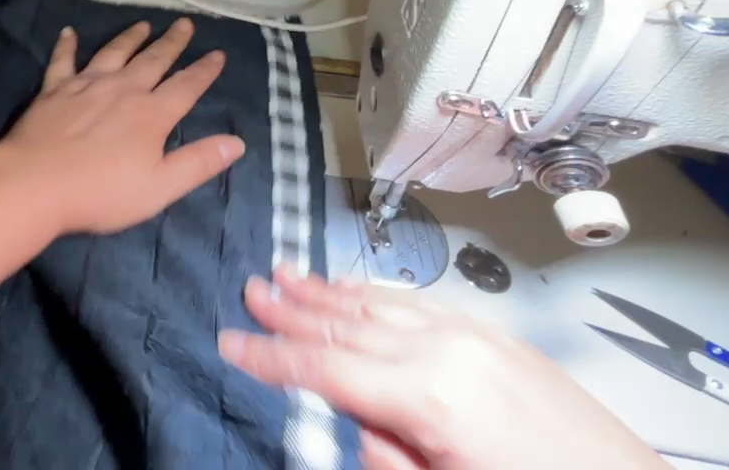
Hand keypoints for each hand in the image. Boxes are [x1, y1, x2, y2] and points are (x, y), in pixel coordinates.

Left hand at [0, 19, 242, 236]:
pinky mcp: (54, 89)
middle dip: (172, 42)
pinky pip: (63, 60)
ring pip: (113, 52)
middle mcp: (122, 89)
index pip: (186, 86)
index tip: (218, 54)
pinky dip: (67, 45)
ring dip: (130, 37)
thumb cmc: (101, 192)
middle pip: (153, 60)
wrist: (36, 182)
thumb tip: (237, 142)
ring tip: (143, 24)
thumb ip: (198, 163)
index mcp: (151, 114)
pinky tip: (69, 32)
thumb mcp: (160, 187)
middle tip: (185, 24)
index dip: (204, 70)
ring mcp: (86, 85)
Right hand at [219, 270, 667, 469]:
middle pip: (345, 324)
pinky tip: (354, 288)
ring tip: (286, 275)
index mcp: (426, 396)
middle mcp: (444, 350)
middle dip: (291, 310)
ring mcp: (473, 336)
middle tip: (250, 291)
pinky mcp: (496, 336)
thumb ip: (389, 456)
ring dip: (326, 292)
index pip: (324, 369)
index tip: (232, 343)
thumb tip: (361, 423)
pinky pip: (417, 304)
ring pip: (377, 305)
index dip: (270, 356)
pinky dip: (374, 294)